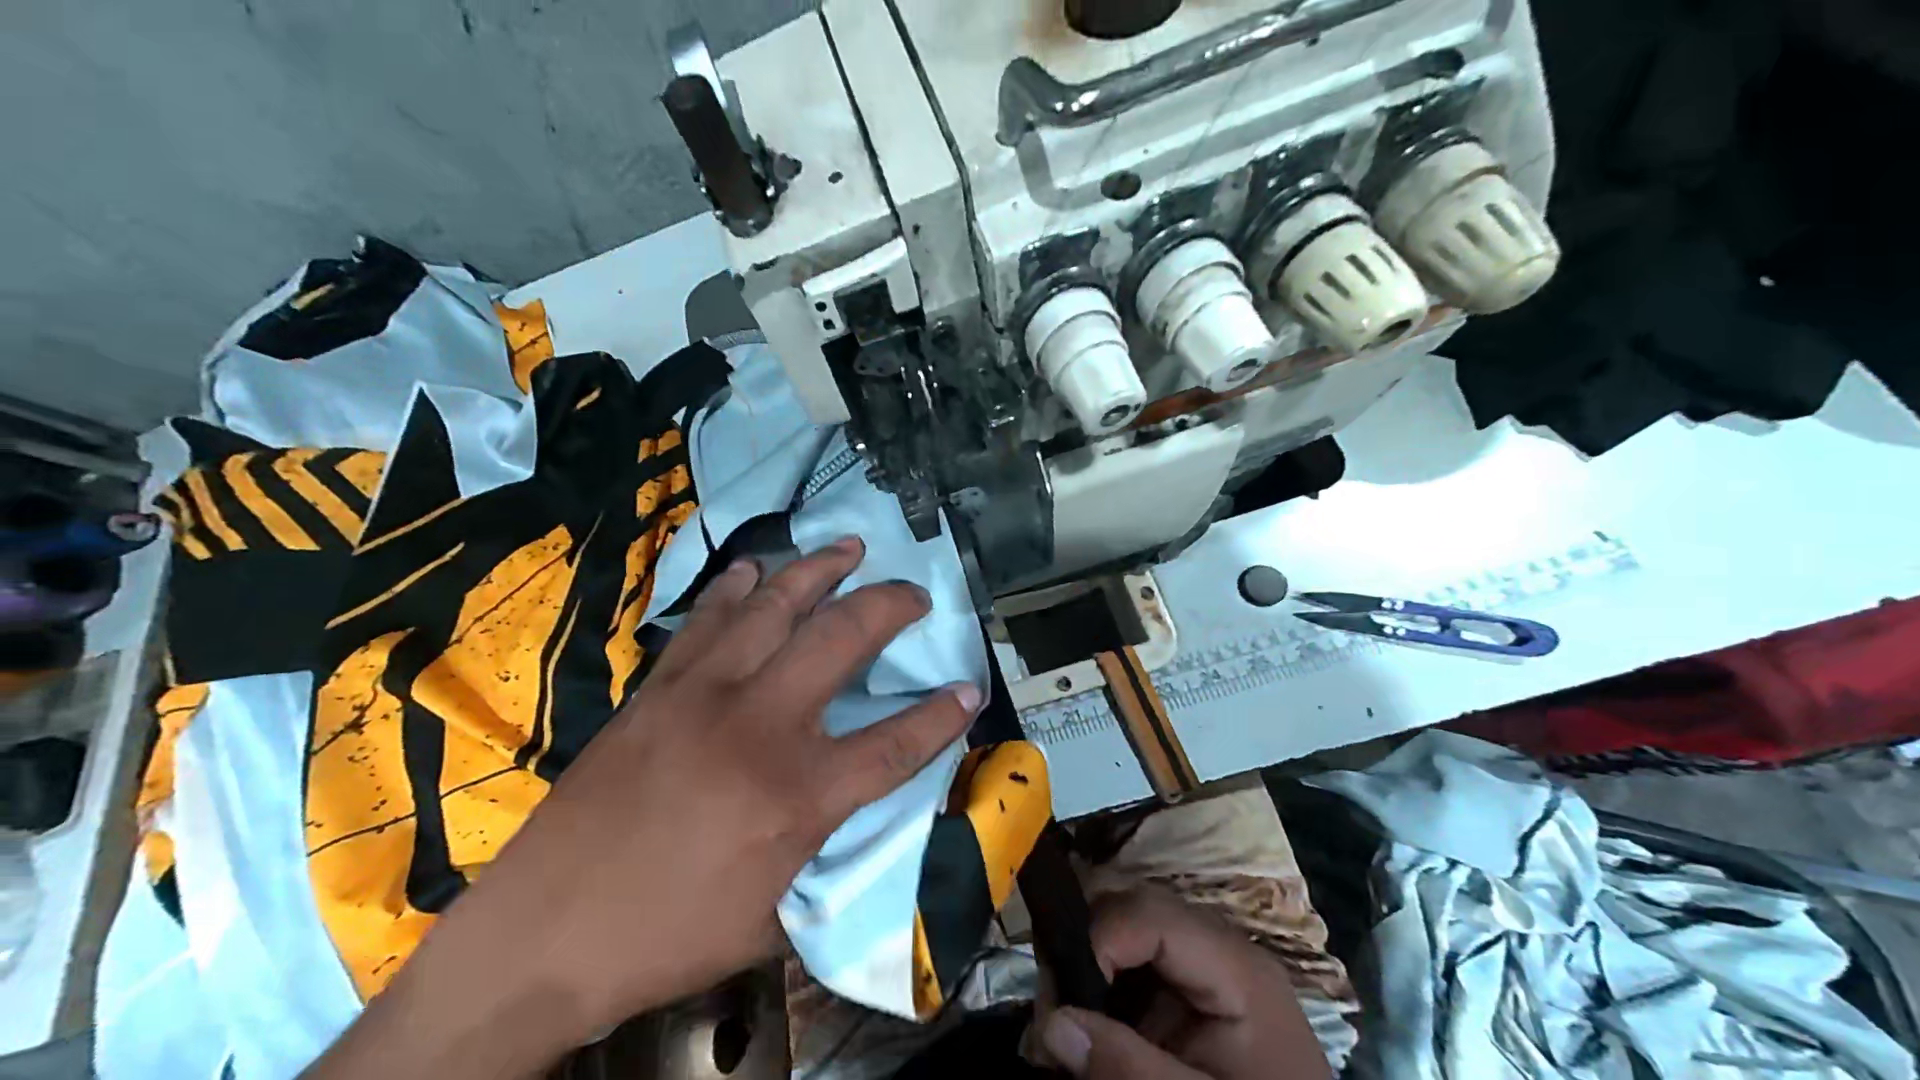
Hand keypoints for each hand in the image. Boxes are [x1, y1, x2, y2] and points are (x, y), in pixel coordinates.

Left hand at [306, 537, 980, 1077]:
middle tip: (915, 593)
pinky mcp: (659, 688)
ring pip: (774, 607)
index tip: (969, 690)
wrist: (543, 934)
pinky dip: (736, 588)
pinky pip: (706, 620)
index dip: (941, 716)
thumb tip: (859, 814)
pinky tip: (755, 568)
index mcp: (798, 795)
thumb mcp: (774, 916)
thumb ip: (826, 853)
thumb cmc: (668, 936)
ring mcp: (704, 695)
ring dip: (818, 570)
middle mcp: (760, 726)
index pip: (895, 744)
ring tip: (848, 546)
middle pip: (842, 641)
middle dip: (890, 607)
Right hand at [1039, 888, 1329, 1079]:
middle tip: (1049, 1014)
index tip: (1061, 1006)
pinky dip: (1097, 989)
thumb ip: (1129, 1068)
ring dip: (1081, 970)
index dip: (1095, 940)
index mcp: (1235, 967)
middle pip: (1131, 909)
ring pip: (1122, 929)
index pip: (1149, 912)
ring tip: (1058, 1025)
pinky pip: (1130, 964)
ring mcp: (1202, 965)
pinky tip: (1083, 1029)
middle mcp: (1217, 948)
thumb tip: (1048, 1025)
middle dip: (1079, 950)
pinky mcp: (1189, 990)